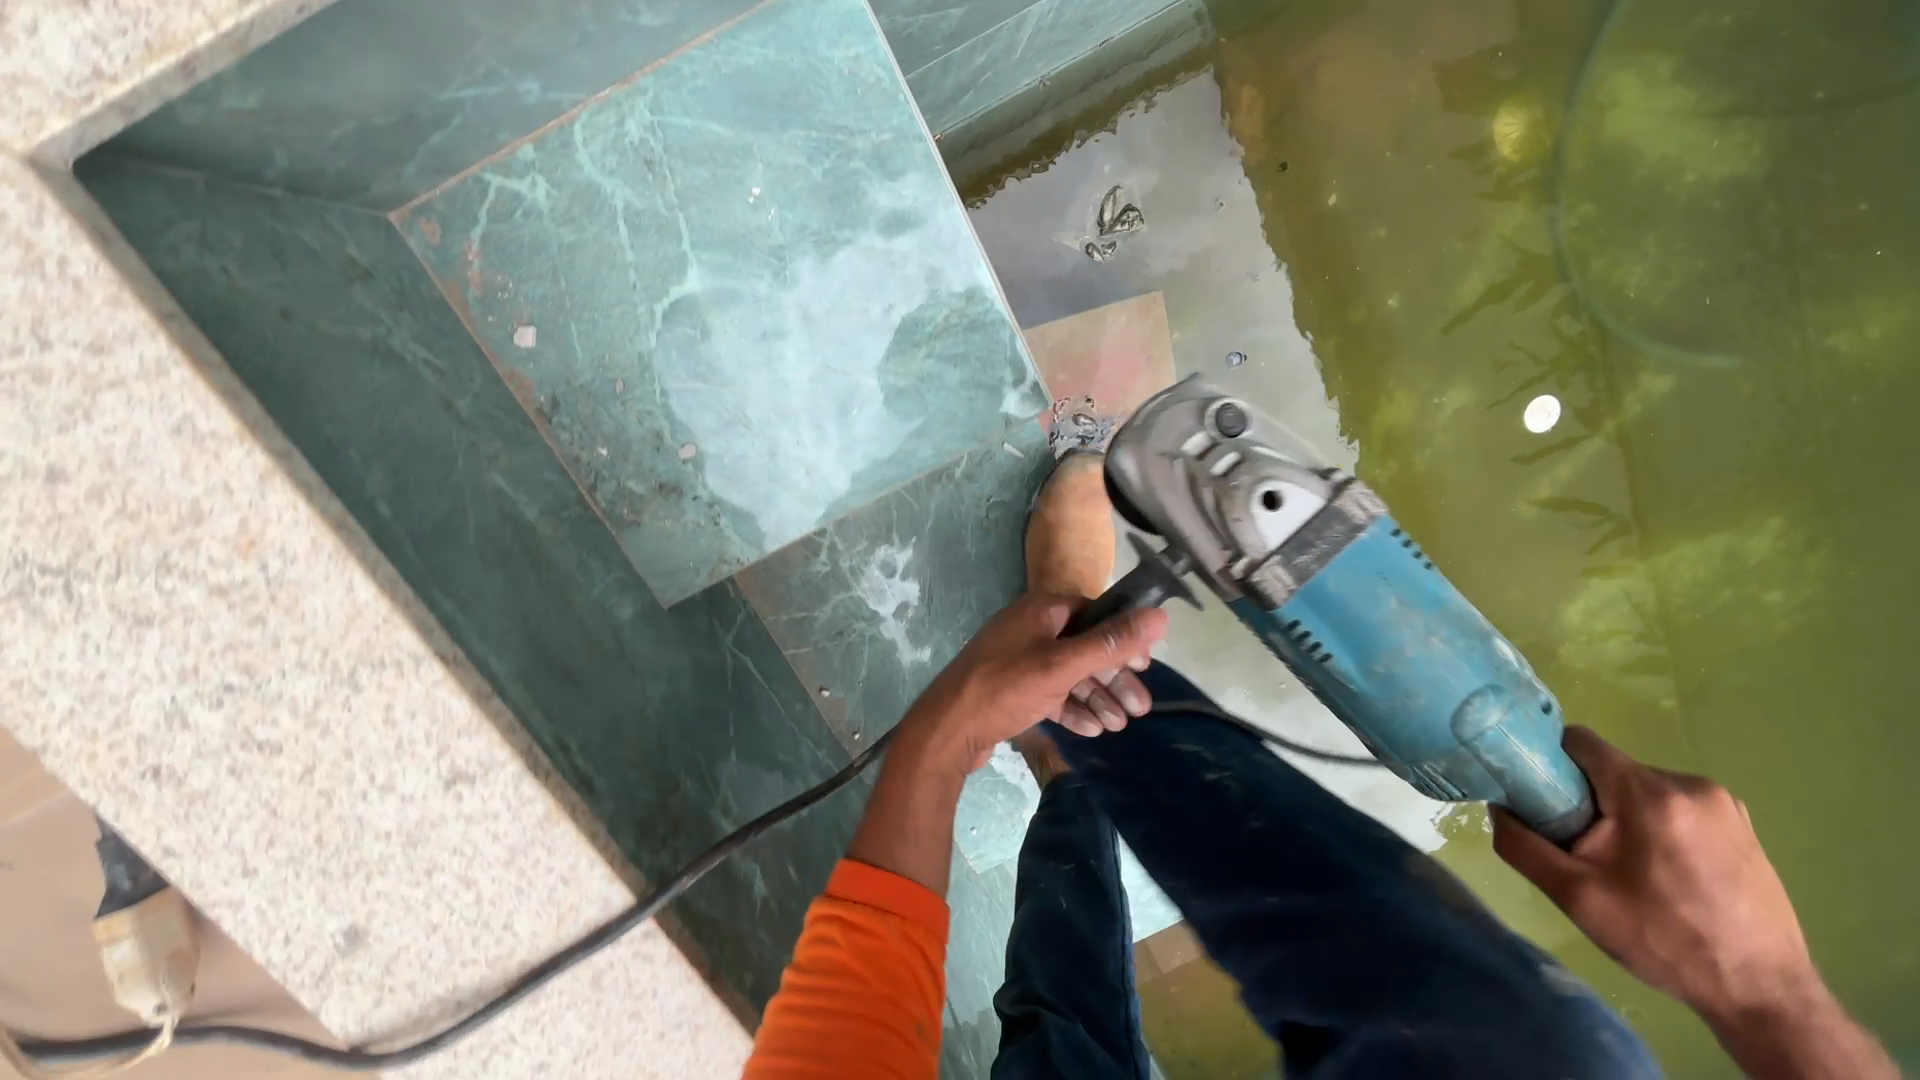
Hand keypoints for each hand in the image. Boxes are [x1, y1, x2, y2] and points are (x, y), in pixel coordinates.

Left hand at [894, 593, 1168, 773]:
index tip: (1144, 666)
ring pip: (1068, 674)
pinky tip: (1092, 730)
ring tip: (1120, 725)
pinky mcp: (1010, 690)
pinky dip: (1071, 708)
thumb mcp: (1062, 665)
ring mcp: (1018, 660)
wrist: (946, 731)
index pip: (1094, 612)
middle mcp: (1029, 629)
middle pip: (1084, 647)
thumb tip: (1160, 616)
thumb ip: (1111, 643)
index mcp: (1040, 611)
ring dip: (1096, 697)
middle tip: (1140, 709)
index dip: (1122, 637)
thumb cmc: (1005, 689)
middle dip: (1113, 678)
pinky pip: (1050, 693)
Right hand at [1492, 727, 1815, 1022]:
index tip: (1539, 800)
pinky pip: (1673, 804)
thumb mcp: (1575, 896)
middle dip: (1584, 798)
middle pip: (1609, 768)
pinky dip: (1652, 824)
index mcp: (1650, 794)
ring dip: (1619, 813)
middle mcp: (1691, 785)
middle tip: (1582, 848)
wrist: (1763, 993)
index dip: (1547, 762)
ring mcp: (1724, 804)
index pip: (1578, 742)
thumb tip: (1499, 809)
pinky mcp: (1741, 824)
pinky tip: (1659, 869)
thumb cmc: (1663, 940)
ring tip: (1623, 865)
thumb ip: (1522, 845)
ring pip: (1640, 787)